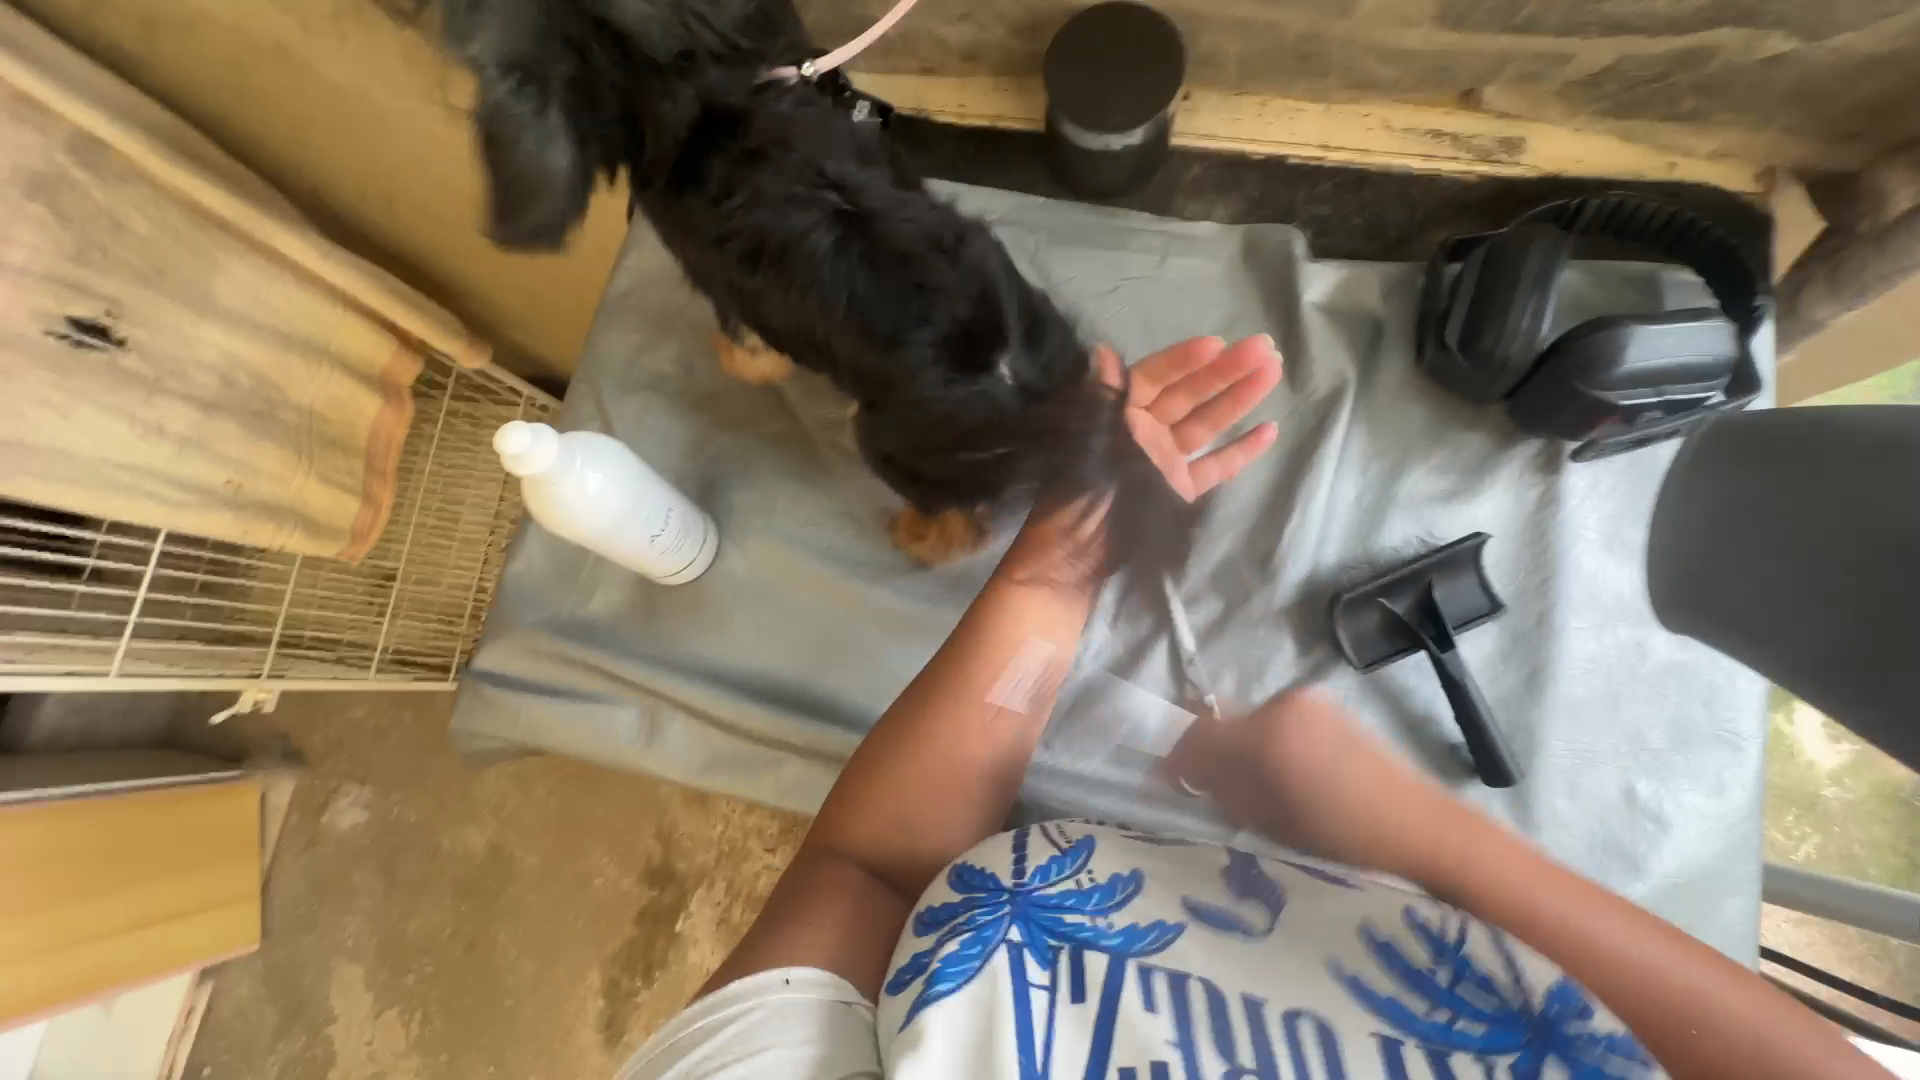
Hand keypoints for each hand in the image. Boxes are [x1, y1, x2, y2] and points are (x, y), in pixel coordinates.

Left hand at [1094, 335, 1280, 500]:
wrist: (1076, 555)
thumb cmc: (1079, 495)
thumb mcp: (1088, 442)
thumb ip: (1102, 398)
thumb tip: (1103, 350)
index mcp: (1116, 418)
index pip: (1153, 379)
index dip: (1183, 360)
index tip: (1216, 342)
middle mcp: (1142, 434)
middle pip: (1187, 395)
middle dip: (1224, 371)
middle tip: (1265, 346)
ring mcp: (1162, 463)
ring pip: (1205, 424)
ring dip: (1239, 398)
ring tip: (1274, 371)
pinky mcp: (1178, 492)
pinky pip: (1213, 467)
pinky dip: (1240, 450)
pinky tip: (1269, 429)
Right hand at [1165, 690, 1470, 879]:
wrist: (1418, 824)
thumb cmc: (1341, 834)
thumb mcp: (1268, 819)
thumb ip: (1220, 788)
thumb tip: (1183, 773)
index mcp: (1265, 736)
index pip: (1197, 734)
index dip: (1175, 753)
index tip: (1166, 774)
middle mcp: (1280, 705)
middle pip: (1221, 723)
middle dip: (1210, 752)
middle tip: (1215, 787)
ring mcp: (1305, 700)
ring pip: (1249, 721)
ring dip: (1241, 747)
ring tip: (1259, 785)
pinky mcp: (1325, 704)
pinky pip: (1277, 720)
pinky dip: (1268, 742)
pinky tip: (1289, 771)